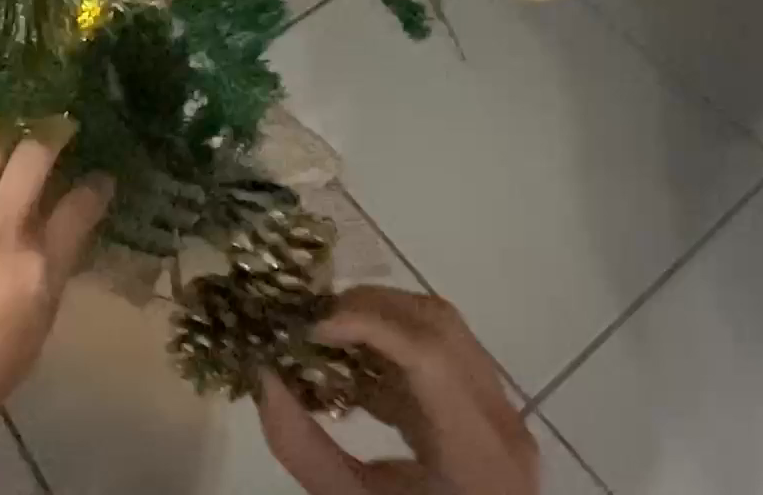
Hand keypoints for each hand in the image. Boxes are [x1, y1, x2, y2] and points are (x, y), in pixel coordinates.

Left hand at [0, 139, 112, 440]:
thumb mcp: (40, 322)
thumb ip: (53, 267)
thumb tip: (63, 229)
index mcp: (39, 266)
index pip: (79, 206)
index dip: (97, 186)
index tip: (101, 178)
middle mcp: (0, 231)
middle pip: (31, 156)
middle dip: (51, 136)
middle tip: (57, 132)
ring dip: (2, 144)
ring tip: (8, 147)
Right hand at [255, 286, 537, 494]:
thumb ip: (303, 446)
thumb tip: (260, 373)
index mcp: (479, 453)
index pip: (427, 354)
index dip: (363, 323)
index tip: (305, 327)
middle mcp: (501, 420)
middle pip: (435, 323)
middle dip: (363, 309)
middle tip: (308, 323)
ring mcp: (501, 410)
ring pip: (438, 324)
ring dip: (375, 318)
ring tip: (326, 338)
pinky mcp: (485, 406)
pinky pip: (438, 347)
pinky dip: (387, 341)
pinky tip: (350, 367)